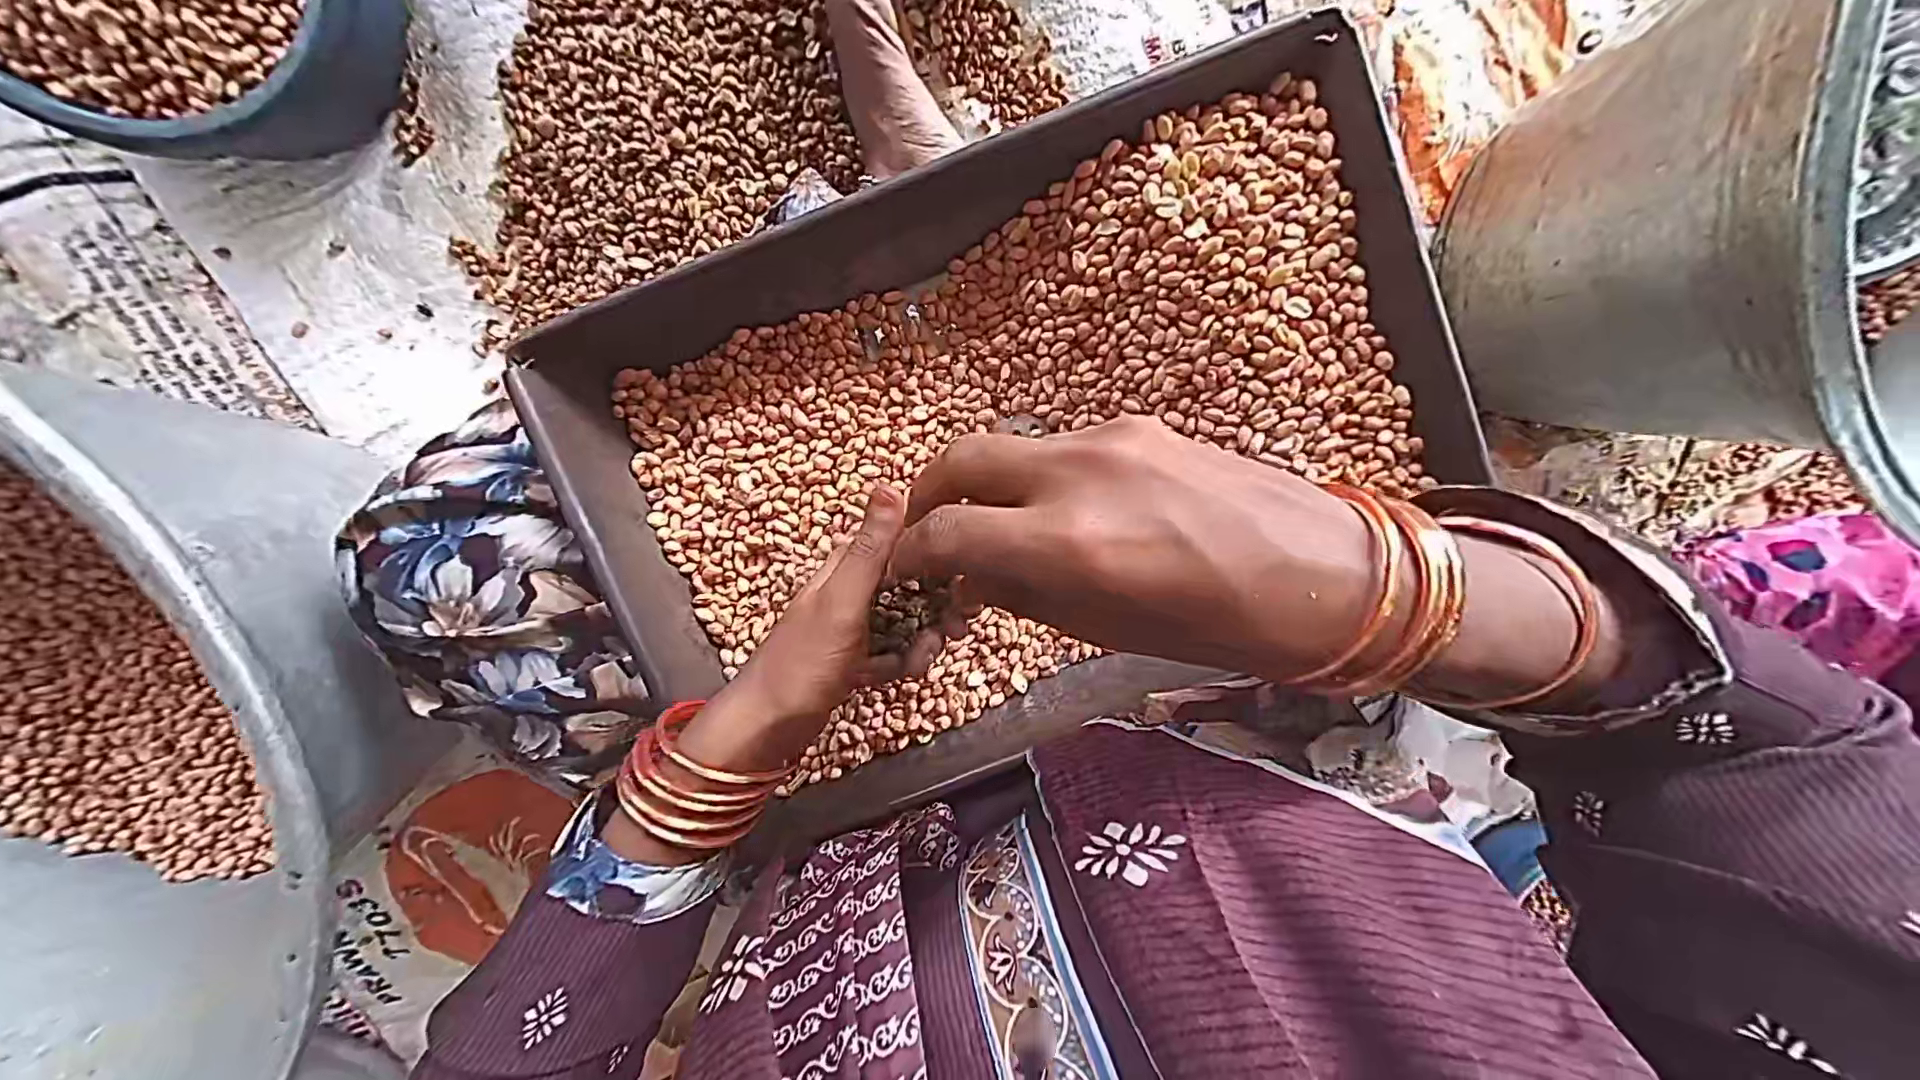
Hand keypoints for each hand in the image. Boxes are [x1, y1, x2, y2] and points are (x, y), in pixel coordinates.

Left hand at [606, 483, 954, 864]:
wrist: (766, 729)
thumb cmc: (801, 663)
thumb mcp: (843, 602)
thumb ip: (871, 548)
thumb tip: (889, 485)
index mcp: (847, 565)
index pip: (904, 542)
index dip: (938, 557)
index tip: (964, 582)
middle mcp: (854, 588)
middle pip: (914, 585)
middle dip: (936, 610)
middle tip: (951, 632)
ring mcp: (856, 622)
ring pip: (909, 620)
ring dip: (920, 642)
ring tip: (915, 664)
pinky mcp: (857, 654)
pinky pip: (894, 650)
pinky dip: (899, 663)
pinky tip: (891, 678)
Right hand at [890, 416, 1381, 680]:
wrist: (1325, 573)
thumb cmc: (1218, 627)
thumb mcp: (1103, 629)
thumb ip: (1023, 595)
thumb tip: (969, 578)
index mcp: (1070, 544)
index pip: (949, 535)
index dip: (912, 557)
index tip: (904, 571)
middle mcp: (1077, 476)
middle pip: (961, 458)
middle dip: (929, 494)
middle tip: (927, 529)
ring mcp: (1110, 440)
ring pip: (1011, 447)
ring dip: (986, 484)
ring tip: (995, 524)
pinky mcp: (1138, 427)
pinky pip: (1061, 448)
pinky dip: (1038, 477)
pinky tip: (1059, 509)